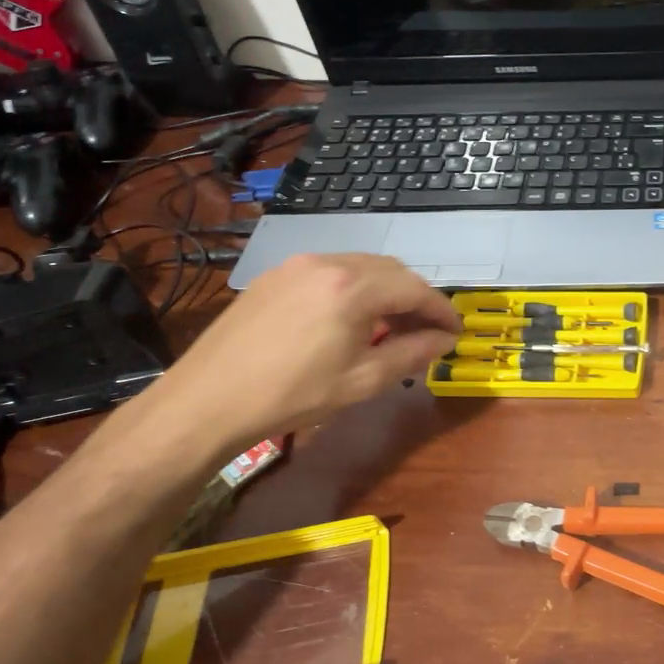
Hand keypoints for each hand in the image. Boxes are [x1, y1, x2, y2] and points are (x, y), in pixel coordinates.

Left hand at [145, 253, 459, 448]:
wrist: (208, 401)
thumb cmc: (293, 395)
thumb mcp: (363, 380)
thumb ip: (412, 353)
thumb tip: (444, 340)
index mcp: (353, 287)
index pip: (416, 288)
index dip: (442, 310)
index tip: (456, 332)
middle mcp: (328, 262)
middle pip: (392, 270)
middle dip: (417, 298)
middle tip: (429, 331)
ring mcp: (297, 265)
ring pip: (362, 267)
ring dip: (387, 291)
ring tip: (393, 327)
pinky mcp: (276, 275)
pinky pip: (331, 271)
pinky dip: (355, 289)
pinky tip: (352, 320)